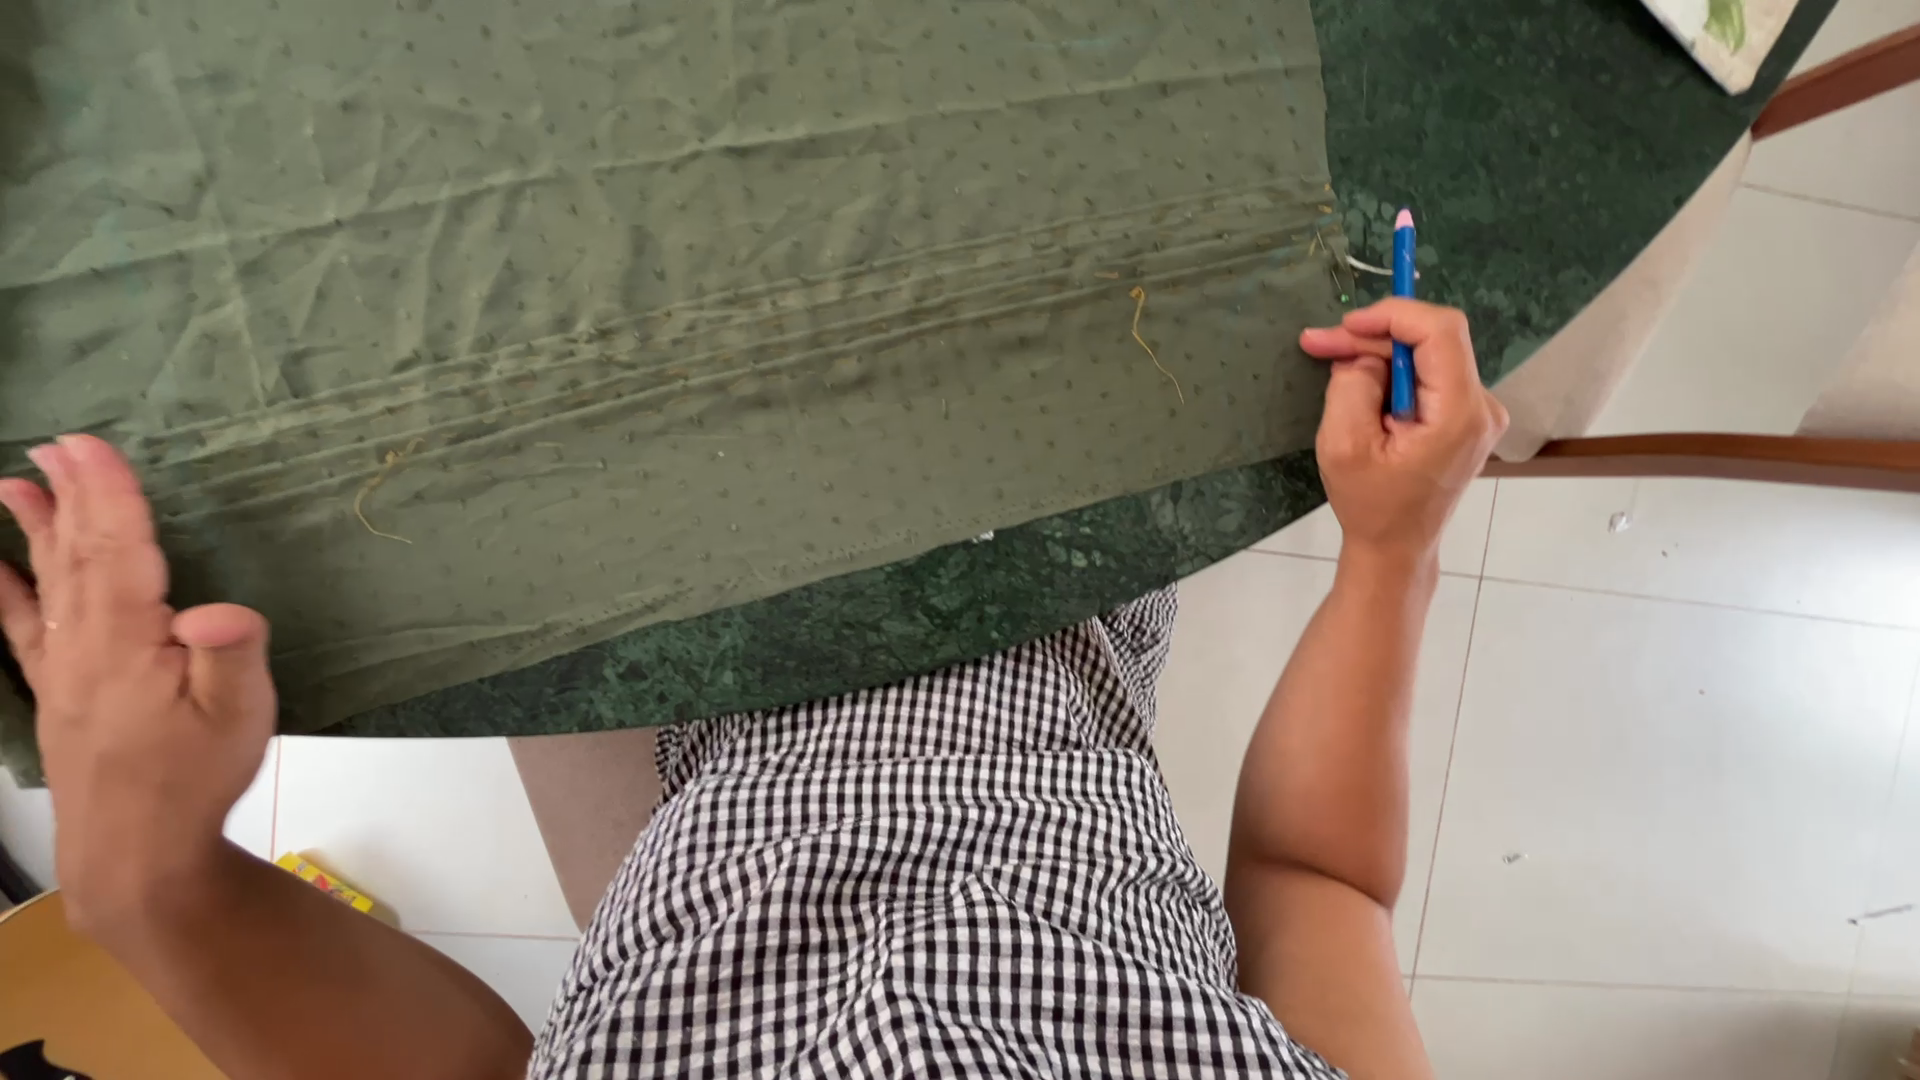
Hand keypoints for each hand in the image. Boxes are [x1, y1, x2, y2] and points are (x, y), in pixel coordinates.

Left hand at [0, 435, 274, 927]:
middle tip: (54, 447)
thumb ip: (231, 655)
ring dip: (30, 535)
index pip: (116, 555)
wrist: (136, 843)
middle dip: (67, 500)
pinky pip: (23, 631)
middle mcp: (82, 646)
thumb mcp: (241, 711)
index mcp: (128, 643)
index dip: (107, 499)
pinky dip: (4, 595)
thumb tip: (218, 608)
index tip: (89, 447)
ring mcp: (62, 670)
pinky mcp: (61, 692)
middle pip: (73, 560)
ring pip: (43, 588)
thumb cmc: (200, 769)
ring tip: (11, 488)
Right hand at [1298, 299, 1507, 564]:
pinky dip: (1390, 375)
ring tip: (1330, 362)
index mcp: (1458, 412)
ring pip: (1426, 358)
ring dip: (1377, 356)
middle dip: (1372, 337)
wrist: (1395, 547)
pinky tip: (1357, 385)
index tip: (1345, 325)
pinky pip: (1427, 378)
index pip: (1439, 332)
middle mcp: (1481, 405)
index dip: (1392, 315)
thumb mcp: (1343, 446)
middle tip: (1317, 342)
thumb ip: (1352, 388)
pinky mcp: (1463, 419)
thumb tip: (1361, 355)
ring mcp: (1477, 412)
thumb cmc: (1369, 504)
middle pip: (1430, 343)